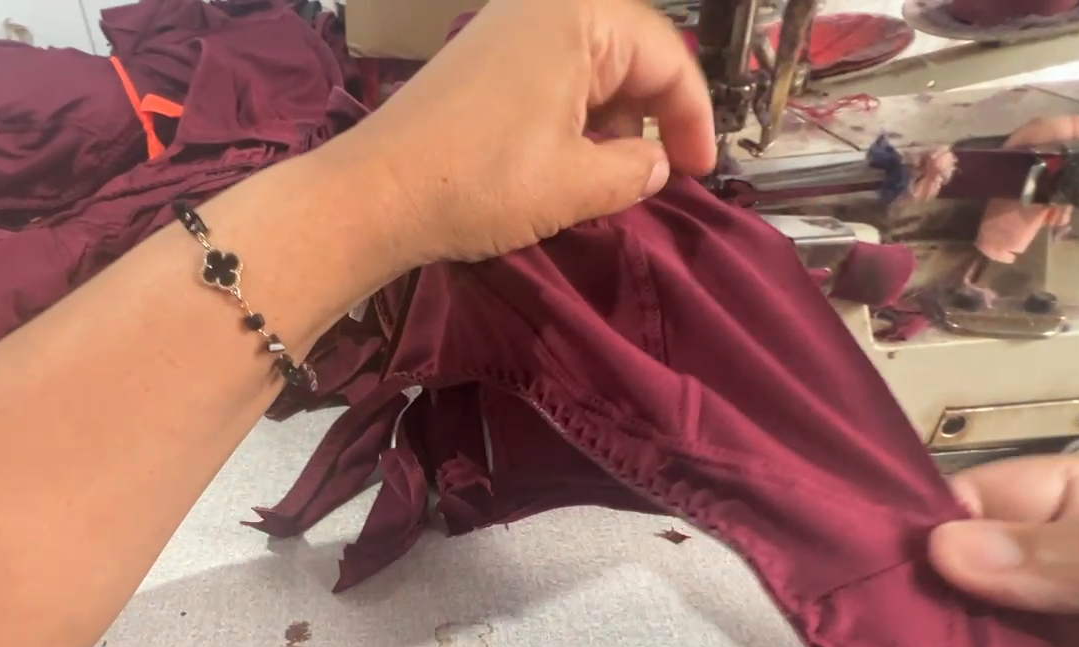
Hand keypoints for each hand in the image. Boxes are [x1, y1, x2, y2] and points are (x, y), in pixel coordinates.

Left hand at [335, 0, 716, 265]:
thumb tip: (656, 165)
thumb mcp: (573, 186)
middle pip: (630, 56)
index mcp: (581, 16)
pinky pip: (551, 82)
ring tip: (612, 180)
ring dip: (612, 125)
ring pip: (590, 72)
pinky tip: (568, 164)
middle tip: (661, 178)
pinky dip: (573, 122)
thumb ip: (632, 171)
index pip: (667, 57)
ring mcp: (508, 32)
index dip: (694, 119)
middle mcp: (547, 8)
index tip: (702, 173)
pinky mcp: (482, 64)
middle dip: (653, 119)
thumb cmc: (480, 184)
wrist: (376, 195)